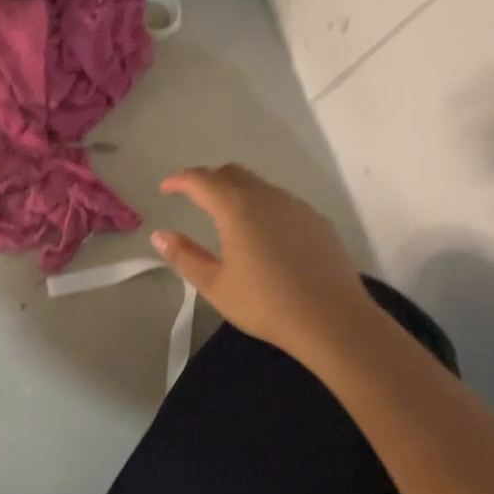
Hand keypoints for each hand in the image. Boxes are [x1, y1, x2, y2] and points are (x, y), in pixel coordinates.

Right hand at [151, 164, 370, 358]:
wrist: (332, 319)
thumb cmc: (266, 305)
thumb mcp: (215, 286)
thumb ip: (185, 257)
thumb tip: (160, 235)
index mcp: (237, 209)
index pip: (202, 180)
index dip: (180, 180)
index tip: (167, 188)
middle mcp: (268, 198)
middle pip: (233, 174)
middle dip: (209, 180)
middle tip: (194, 199)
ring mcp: (298, 207)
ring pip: (261, 187)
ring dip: (239, 193)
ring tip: (228, 219)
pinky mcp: (318, 222)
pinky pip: (284, 203)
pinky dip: (264, 208)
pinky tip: (266, 237)